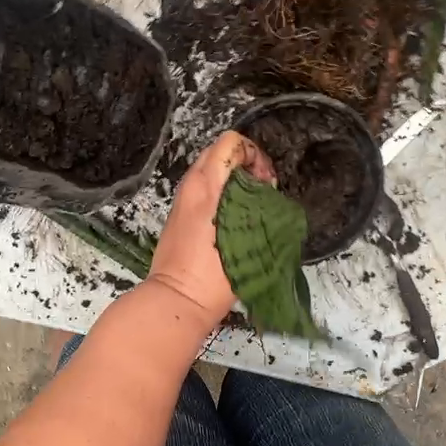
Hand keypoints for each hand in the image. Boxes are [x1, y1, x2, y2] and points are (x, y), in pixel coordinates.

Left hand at [148, 130, 276, 323]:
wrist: (176, 302)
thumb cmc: (211, 277)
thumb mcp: (246, 241)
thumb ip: (259, 210)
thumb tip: (268, 195)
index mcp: (205, 186)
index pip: (230, 143)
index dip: (255, 154)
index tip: (267, 181)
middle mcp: (190, 188)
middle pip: (219, 153)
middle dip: (245, 164)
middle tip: (263, 190)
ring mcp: (182, 202)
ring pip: (210, 172)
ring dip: (234, 180)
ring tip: (253, 206)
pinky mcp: (179, 217)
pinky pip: (203, 192)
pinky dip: (221, 194)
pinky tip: (237, 220)